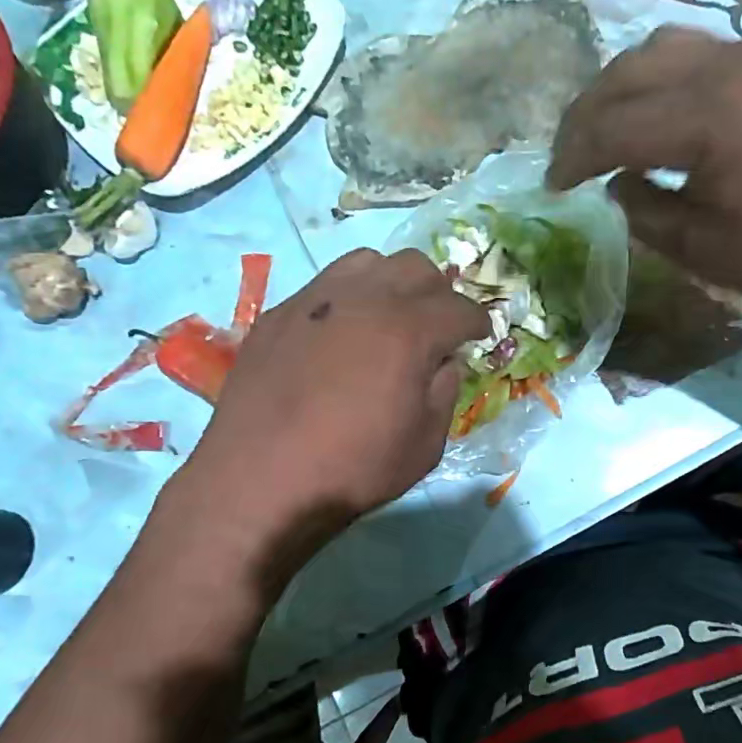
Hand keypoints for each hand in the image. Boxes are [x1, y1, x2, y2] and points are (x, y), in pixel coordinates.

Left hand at [179, 248, 488, 535]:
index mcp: (408, 331)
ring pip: (368, 262)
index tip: (480, 337)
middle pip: (416, 267)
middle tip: (439, 328)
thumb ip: (446, 391)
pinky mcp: (278, 314)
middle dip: (439, 293)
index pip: (459, 308)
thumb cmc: (356, 467)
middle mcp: (364, 300)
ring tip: (391, 319)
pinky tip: (344, 336)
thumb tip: (445, 362)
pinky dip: (350, 299)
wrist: (261, 480)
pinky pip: (325, 285)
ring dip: (392, 284)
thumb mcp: (426, 442)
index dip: (478, 322)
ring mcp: (315, 301)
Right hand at [548, 27, 741, 306]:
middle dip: (586, 116)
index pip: (610, 127)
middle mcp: (722, 67)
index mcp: (702, 118)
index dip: (572, 158)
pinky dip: (664, 79)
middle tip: (568, 157)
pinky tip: (663, 113)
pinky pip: (700, 53)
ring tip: (608, 129)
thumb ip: (649, 215)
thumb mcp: (709, 249)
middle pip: (626, 74)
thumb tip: (616, 187)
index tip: (551, 188)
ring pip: (661, 50)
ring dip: (622, 88)